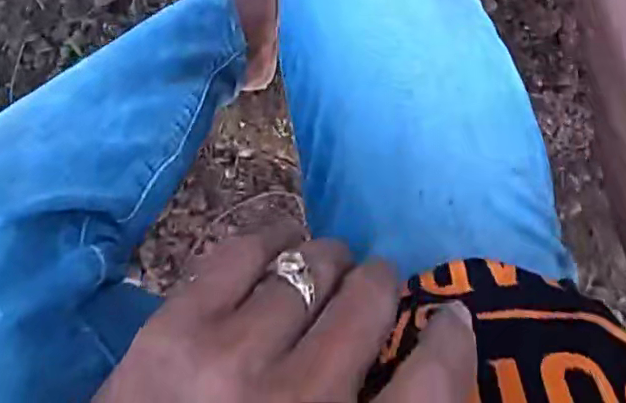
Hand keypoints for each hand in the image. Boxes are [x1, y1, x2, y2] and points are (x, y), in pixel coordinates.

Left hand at [94, 223, 476, 402]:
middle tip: (372, 284)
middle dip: (379, 286)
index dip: (449, 347)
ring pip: (309, 269)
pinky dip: (274, 238)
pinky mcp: (174, 328)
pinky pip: (246, 249)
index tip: (452, 318)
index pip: (428, 396)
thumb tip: (412, 370)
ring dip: (327, 261)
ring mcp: (228, 363)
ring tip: (327, 263)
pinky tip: (281, 244)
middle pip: (366, 309)